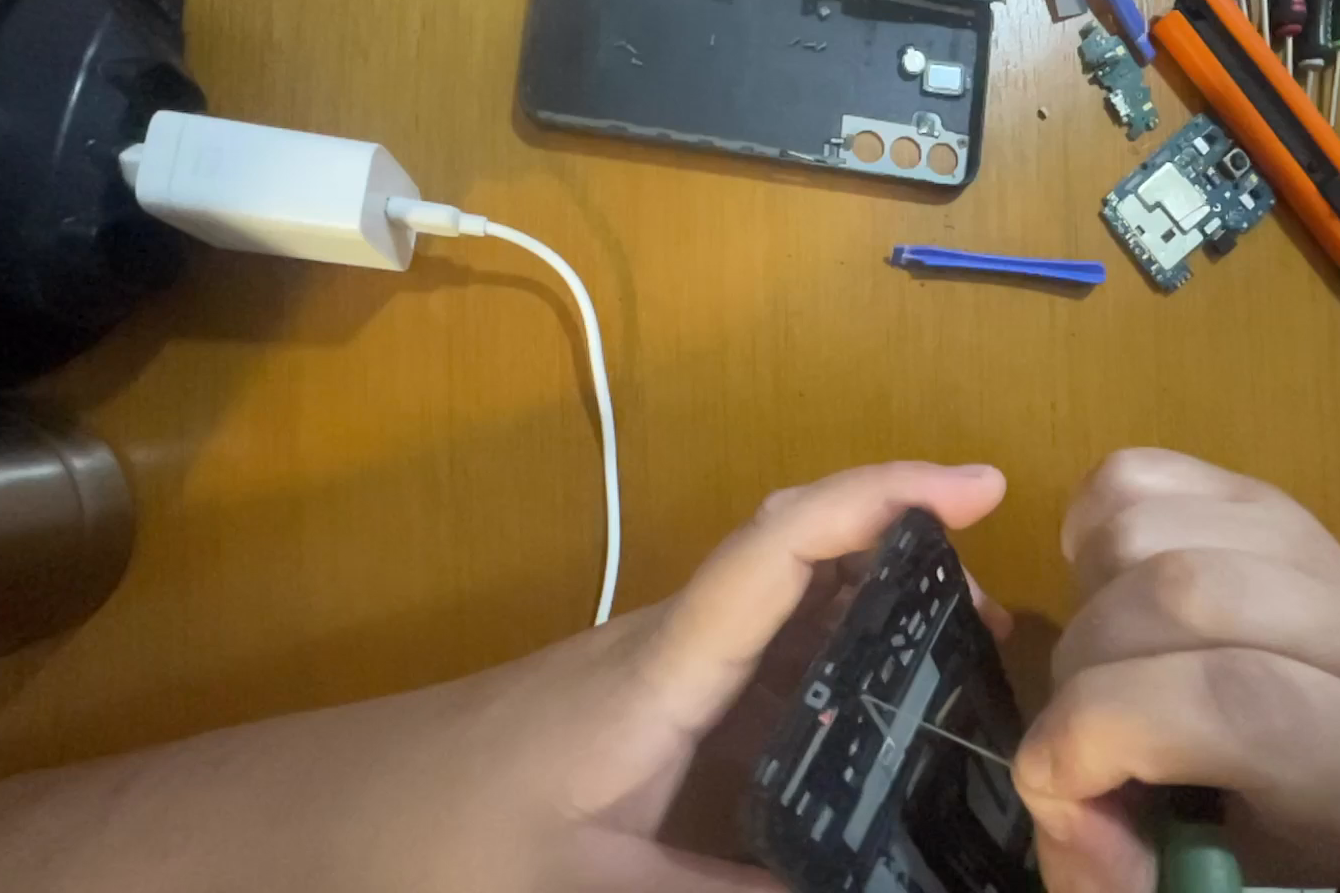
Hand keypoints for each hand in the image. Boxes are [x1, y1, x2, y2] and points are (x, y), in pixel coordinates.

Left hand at [463, 460, 1009, 890]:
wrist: (346, 814)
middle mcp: (685, 634)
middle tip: (993, 608)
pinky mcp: (666, 690)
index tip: (978, 487)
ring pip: (794, 592)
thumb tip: (867, 891)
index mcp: (672, 658)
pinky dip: (839, 654)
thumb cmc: (448, 839)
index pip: (788, 540)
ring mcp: (676, 658)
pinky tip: (870, 717)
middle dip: (905, 540)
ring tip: (960, 656)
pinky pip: (772, 649)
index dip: (883, 495)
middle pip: (804, 543)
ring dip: (880, 598)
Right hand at [1011, 449, 1339, 890]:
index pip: (1230, 698)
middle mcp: (1338, 618)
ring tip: (1106, 644)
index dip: (1105, 726)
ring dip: (1085, 596)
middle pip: (1169, 597)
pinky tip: (1108, 575)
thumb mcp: (1232, 862)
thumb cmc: (1320, 813)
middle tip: (1084, 713)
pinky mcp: (1247, 488)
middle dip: (1084, 665)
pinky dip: (1088, 524)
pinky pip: (1126, 476)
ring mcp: (1290, 532)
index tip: (1053, 773)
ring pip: (1136, 529)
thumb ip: (1122, 846)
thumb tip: (1045, 793)